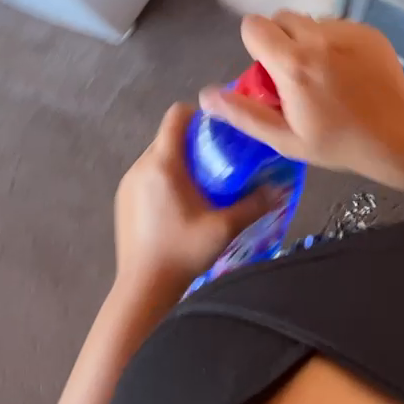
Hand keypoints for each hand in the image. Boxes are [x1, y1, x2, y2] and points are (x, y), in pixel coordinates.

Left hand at [114, 103, 280, 301]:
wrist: (143, 288)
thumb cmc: (183, 251)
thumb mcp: (225, 227)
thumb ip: (254, 204)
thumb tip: (280, 189)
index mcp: (163, 163)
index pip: (176, 116)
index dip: (199, 115)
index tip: (220, 130)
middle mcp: (140, 166)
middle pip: (168, 136)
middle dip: (193, 141)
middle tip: (220, 160)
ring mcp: (128, 183)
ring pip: (157, 156)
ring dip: (178, 161)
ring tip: (203, 183)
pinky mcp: (123, 200)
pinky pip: (146, 175)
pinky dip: (164, 178)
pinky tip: (180, 204)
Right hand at [197, 13, 403, 195]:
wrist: (400, 136)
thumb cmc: (339, 144)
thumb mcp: (286, 138)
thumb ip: (243, 114)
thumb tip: (205, 97)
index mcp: (293, 63)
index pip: (254, 26)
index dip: (255, 45)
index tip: (268, 72)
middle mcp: (318, 38)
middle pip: (281, 18)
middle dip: (279, 39)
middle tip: (292, 74)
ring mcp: (346, 31)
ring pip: (311, 21)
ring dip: (307, 40)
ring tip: (324, 75)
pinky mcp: (367, 32)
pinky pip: (337, 26)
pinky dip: (334, 42)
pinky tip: (347, 72)